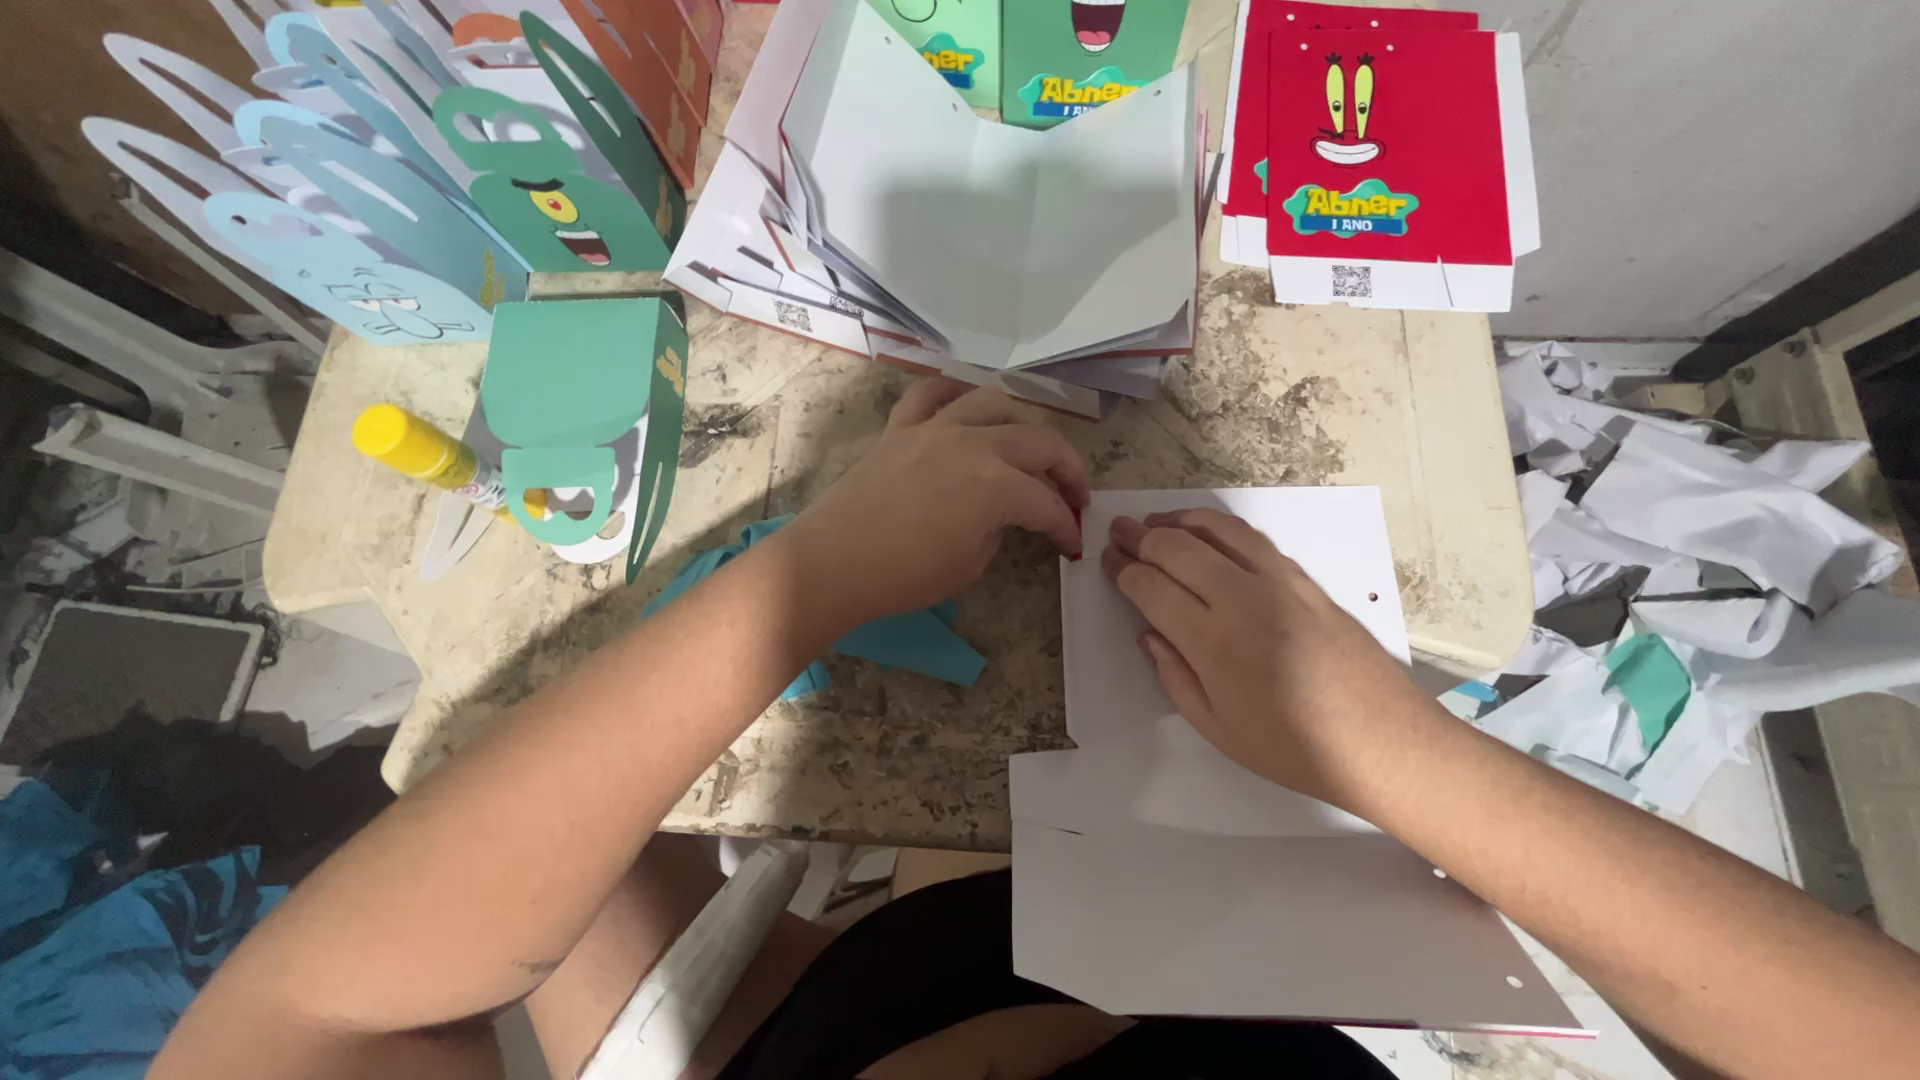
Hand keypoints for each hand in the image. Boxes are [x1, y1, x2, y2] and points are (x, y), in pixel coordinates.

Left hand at [785, 378, 1089, 627]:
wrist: (833, 564)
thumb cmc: (904, 576)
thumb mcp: (970, 565)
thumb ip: (997, 531)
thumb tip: (1000, 517)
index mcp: (997, 485)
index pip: (1047, 503)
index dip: (1067, 526)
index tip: (1072, 543)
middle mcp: (974, 444)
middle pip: (1038, 442)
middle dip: (1067, 469)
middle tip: (1074, 495)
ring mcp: (934, 428)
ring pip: (993, 403)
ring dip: (1022, 422)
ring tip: (1028, 446)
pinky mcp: (900, 428)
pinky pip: (930, 394)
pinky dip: (953, 392)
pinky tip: (966, 404)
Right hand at [1101, 509, 1441, 807]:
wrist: (1385, 742)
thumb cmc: (1293, 748)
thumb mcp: (1218, 729)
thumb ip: (1175, 677)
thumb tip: (1149, 634)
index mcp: (1213, 643)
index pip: (1152, 588)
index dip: (1123, 571)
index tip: (1107, 561)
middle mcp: (1243, 600)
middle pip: (1178, 549)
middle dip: (1140, 537)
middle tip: (1118, 531)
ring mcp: (1279, 584)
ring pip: (1218, 531)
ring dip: (1179, 521)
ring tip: (1154, 522)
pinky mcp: (1306, 581)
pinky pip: (1254, 540)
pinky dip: (1220, 527)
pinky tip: (1207, 532)